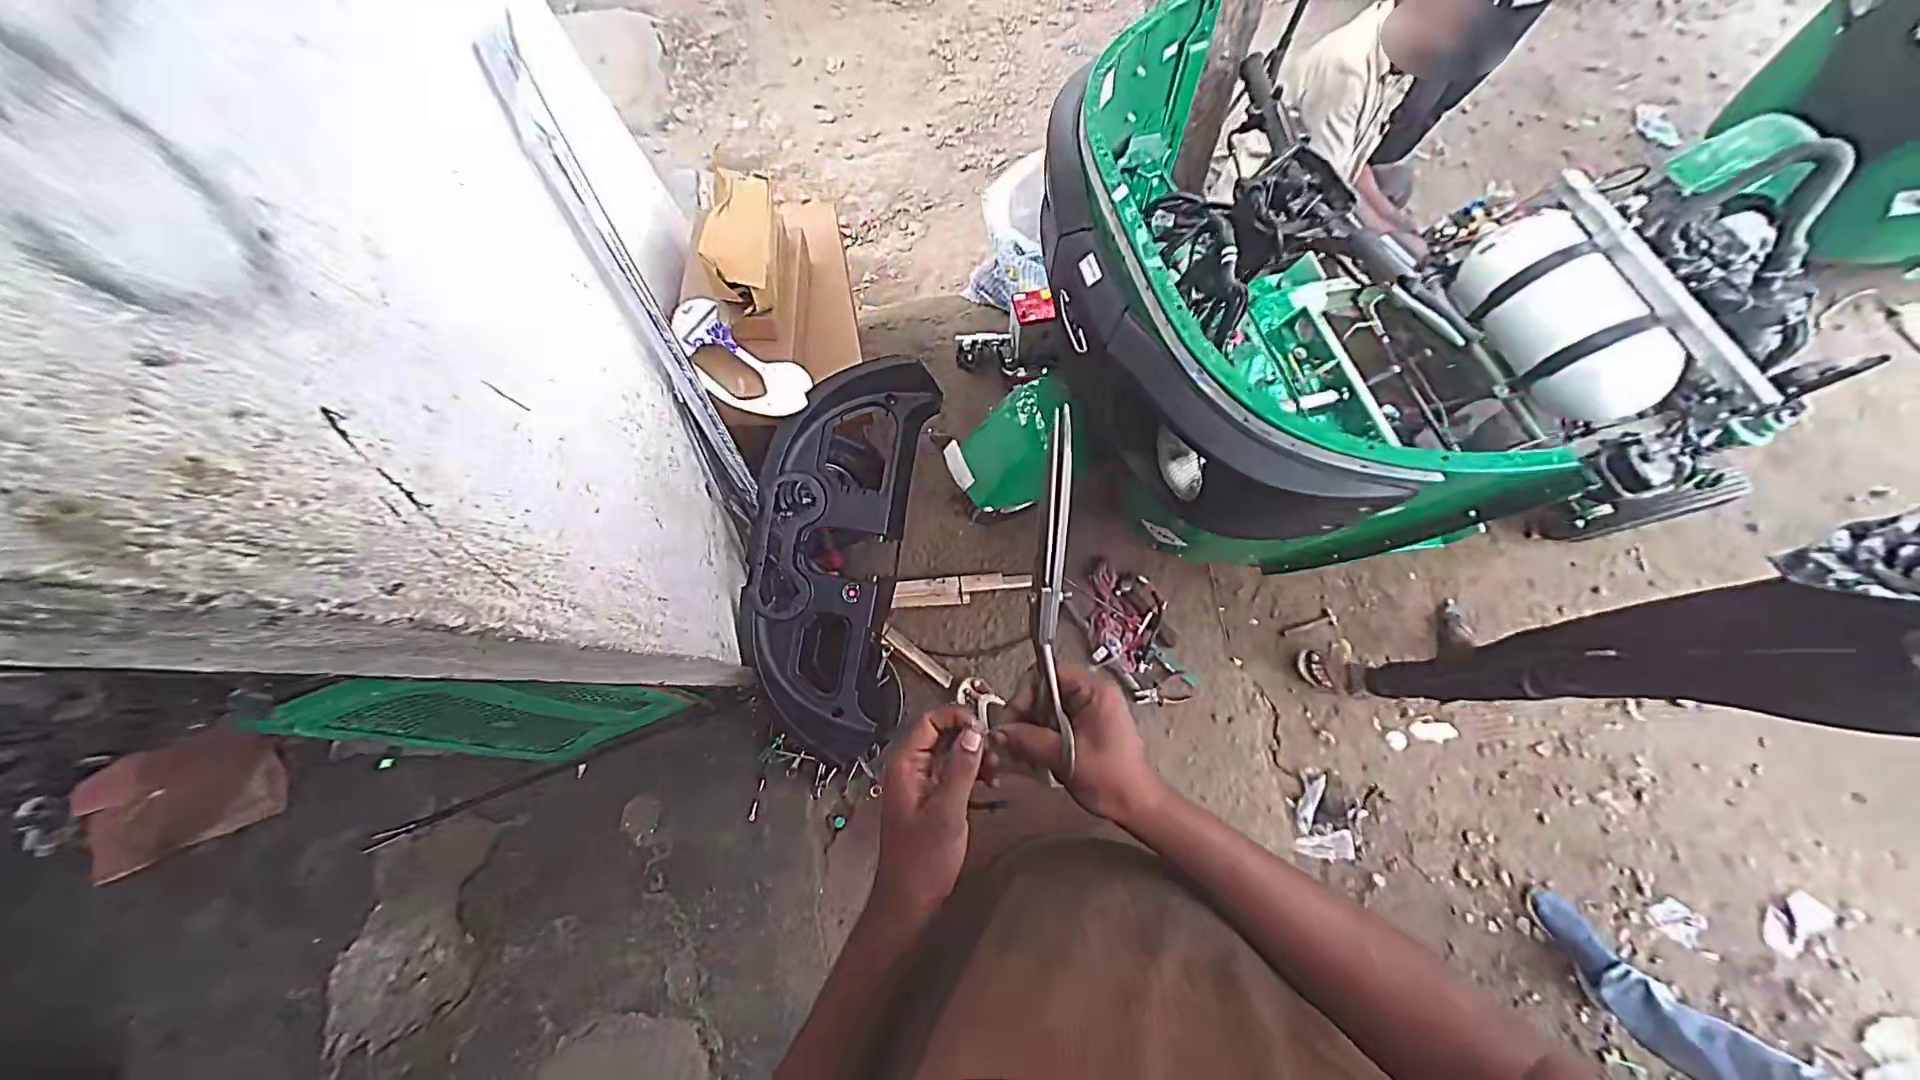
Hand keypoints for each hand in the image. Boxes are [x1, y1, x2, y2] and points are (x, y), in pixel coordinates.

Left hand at [872, 705, 985, 918]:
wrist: (909, 902)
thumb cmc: (920, 863)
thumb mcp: (947, 812)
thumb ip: (961, 769)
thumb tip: (974, 733)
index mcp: (905, 766)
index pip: (929, 721)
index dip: (956, 717)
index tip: (982, 726)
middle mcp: (910, 770)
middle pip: (942, 735)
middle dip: (971, 739)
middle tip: (994, 754)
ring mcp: (921, 784)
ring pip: (951, 753)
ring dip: (975, 757)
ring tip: (994, 772)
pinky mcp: (932, 799)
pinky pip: (953, 773)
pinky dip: (972, 774)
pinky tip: (989, 784)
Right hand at [993, 665, 1166, 826]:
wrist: (1137, 806)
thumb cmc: (1109, 779)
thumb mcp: (1064, 757)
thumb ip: (1029, 740)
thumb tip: (999, 732)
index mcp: (1094, 692)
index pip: (1048, 674)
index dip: (1026, 694)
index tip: (1013, 721)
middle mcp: (1092, 694)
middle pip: (1045, 691)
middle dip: (1026, 715)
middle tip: (1012, 741)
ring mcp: (1090, 710)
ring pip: (1047, 708)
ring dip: (1031, 729)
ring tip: (1023, 753)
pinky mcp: (1087, 726)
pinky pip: (1056, 721)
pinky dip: (1042, 737)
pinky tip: (1036, 756)